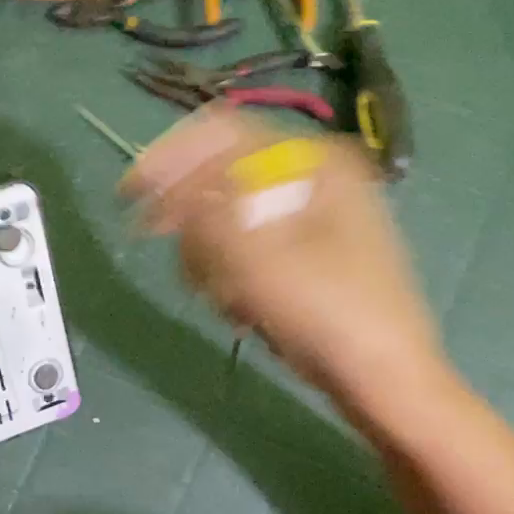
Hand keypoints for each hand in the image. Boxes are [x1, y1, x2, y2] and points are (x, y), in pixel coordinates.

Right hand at [119, 107, 444, 395]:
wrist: (384, 379)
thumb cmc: (328, 315)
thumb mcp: (258, 258)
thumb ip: (203, 210)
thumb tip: (163, 180)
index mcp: (313, 161)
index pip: (221, 134)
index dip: (169, 161)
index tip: (128, 199)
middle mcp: (312, 178)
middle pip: (219, 181)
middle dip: (195, 230)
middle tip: (190, 274)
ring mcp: (309, 218)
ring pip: (226, 222)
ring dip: (211, 262)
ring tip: (228, 302)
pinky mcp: (301, 256)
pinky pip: (243, 252)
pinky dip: (231, 279)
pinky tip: (242, 311)